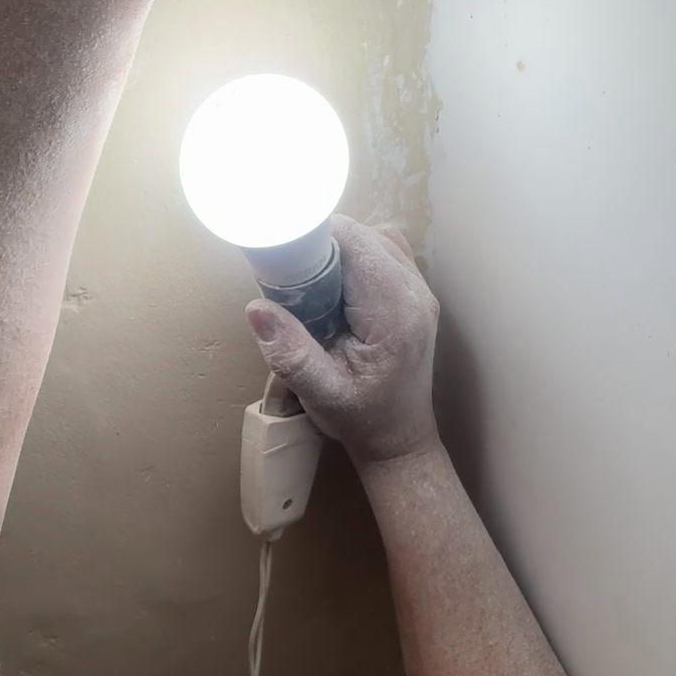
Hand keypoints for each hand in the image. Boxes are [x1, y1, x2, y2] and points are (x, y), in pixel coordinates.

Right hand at [247, 216, 440, 466]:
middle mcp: (415, 293)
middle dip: (323, 246)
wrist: (399, 441)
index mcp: (395, 313)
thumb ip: (291, 353)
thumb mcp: (320, 394)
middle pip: (364, 235)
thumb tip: (257, 308)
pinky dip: (354, 259)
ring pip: (374, 238)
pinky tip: (334, 289)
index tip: (284, 259)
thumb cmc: (363, 420)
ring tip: (312, 286)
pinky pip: (382, 253)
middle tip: (292, 278)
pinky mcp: (412, 295)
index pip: (355, 242)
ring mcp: (418, 291)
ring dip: (338, 251)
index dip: (316, 239)